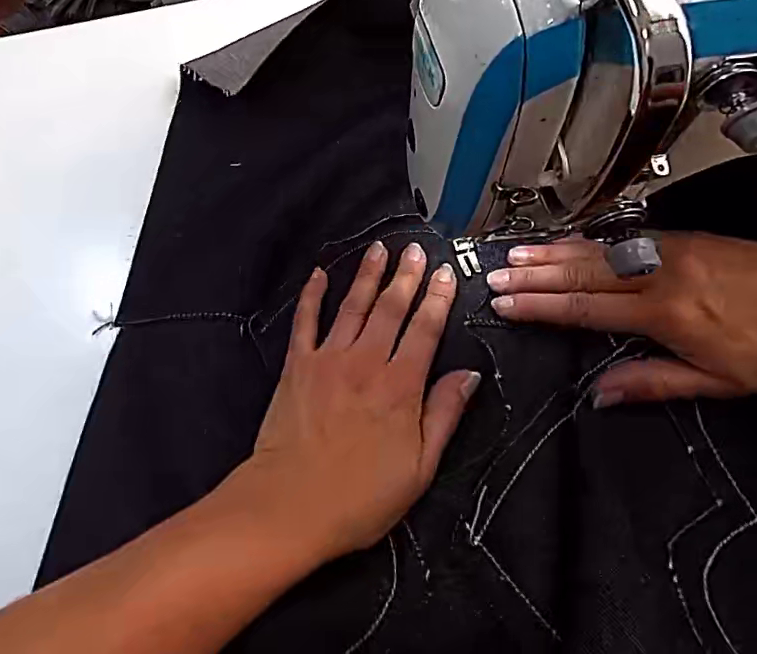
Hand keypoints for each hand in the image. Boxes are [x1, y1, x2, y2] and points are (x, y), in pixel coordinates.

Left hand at [231, 241, 480, 560]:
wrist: (287, 507)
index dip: (438, 298)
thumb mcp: (419, 468)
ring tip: (380, 249)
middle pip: (392, 308)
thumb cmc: (358, 497)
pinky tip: (319, 274)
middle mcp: (366, 362)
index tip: (446, 274)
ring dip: (369, 275)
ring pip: (354, 306)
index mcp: (400, 386)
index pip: (425, 329)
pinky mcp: (297, 366)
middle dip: (407, 276)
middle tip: (415, 250)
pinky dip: (312, 295)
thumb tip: (469, 376)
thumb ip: (444, 414)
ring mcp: (329, 360)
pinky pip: (305, 321)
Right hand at [487, 232, 756, 405]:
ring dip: (556, 253)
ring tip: (519, 253)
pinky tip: (573, 242)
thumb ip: (652, 382)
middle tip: (497, 275)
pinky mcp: (687, 238)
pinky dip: (592, 242)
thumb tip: (599, 395)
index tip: (507, 304)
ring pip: (601, 250)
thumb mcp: (717, 381)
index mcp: (664, 312)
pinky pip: (626, 239)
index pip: (586, 308)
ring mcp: (672, 249)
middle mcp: (660, 272)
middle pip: (584, 273)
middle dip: (536, 275)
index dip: (542, 306)